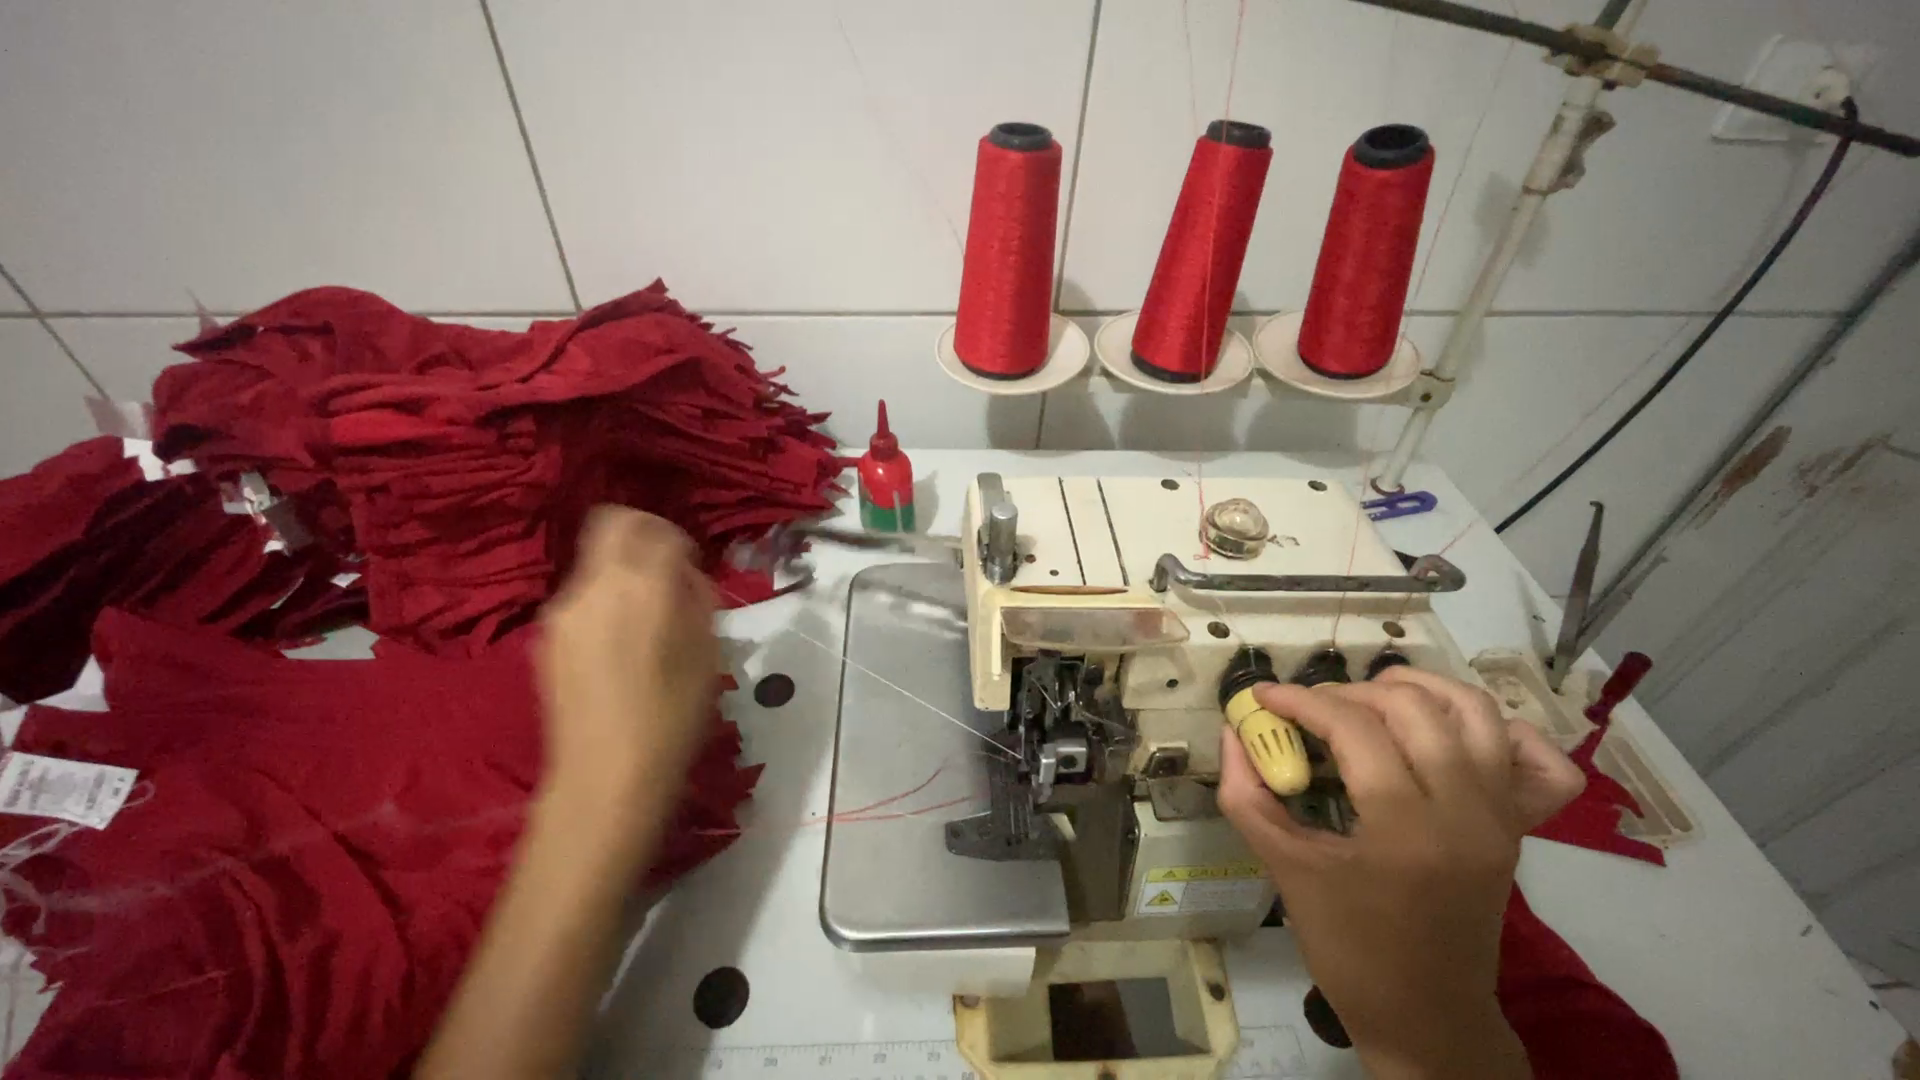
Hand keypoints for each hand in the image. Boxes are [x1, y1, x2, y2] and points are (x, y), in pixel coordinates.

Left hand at [537, 506, 718, 812]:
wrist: (605, 777)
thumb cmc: (672, 717)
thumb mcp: (708, 654)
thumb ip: (697, 599)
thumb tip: (684, 578)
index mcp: (641, 585)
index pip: (654, 528)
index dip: (678, 539)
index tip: (690, 565)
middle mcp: (593, 585)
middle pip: (610, 526)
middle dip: (642, 536)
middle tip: (665, 570)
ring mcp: (561, 611)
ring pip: (594, 565)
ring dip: (622, 574)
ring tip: (645, 619)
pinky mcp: (545, 639)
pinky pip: (581, 599)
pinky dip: (604, 602)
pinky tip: (619, 645)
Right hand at [1218, 667, 1583, 1079]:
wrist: (1427, 1016)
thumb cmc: (1348, 949)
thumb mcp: (1284, 870)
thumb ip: (1248, 795)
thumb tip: (1233, 732)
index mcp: (1405, 829)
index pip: (1355, 728)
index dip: (1301, 701)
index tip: (1263, 697)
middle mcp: (1467, 812)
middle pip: (1414, 708)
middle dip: (1349, 692)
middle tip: (1309, 709)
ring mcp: (1503, 818)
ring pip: (1476, 713)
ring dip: (1419, 690)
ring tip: (1371, 699)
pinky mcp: (1520, 828)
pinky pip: (1538, 761)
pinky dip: (1501, 730)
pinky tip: (1451, 733)